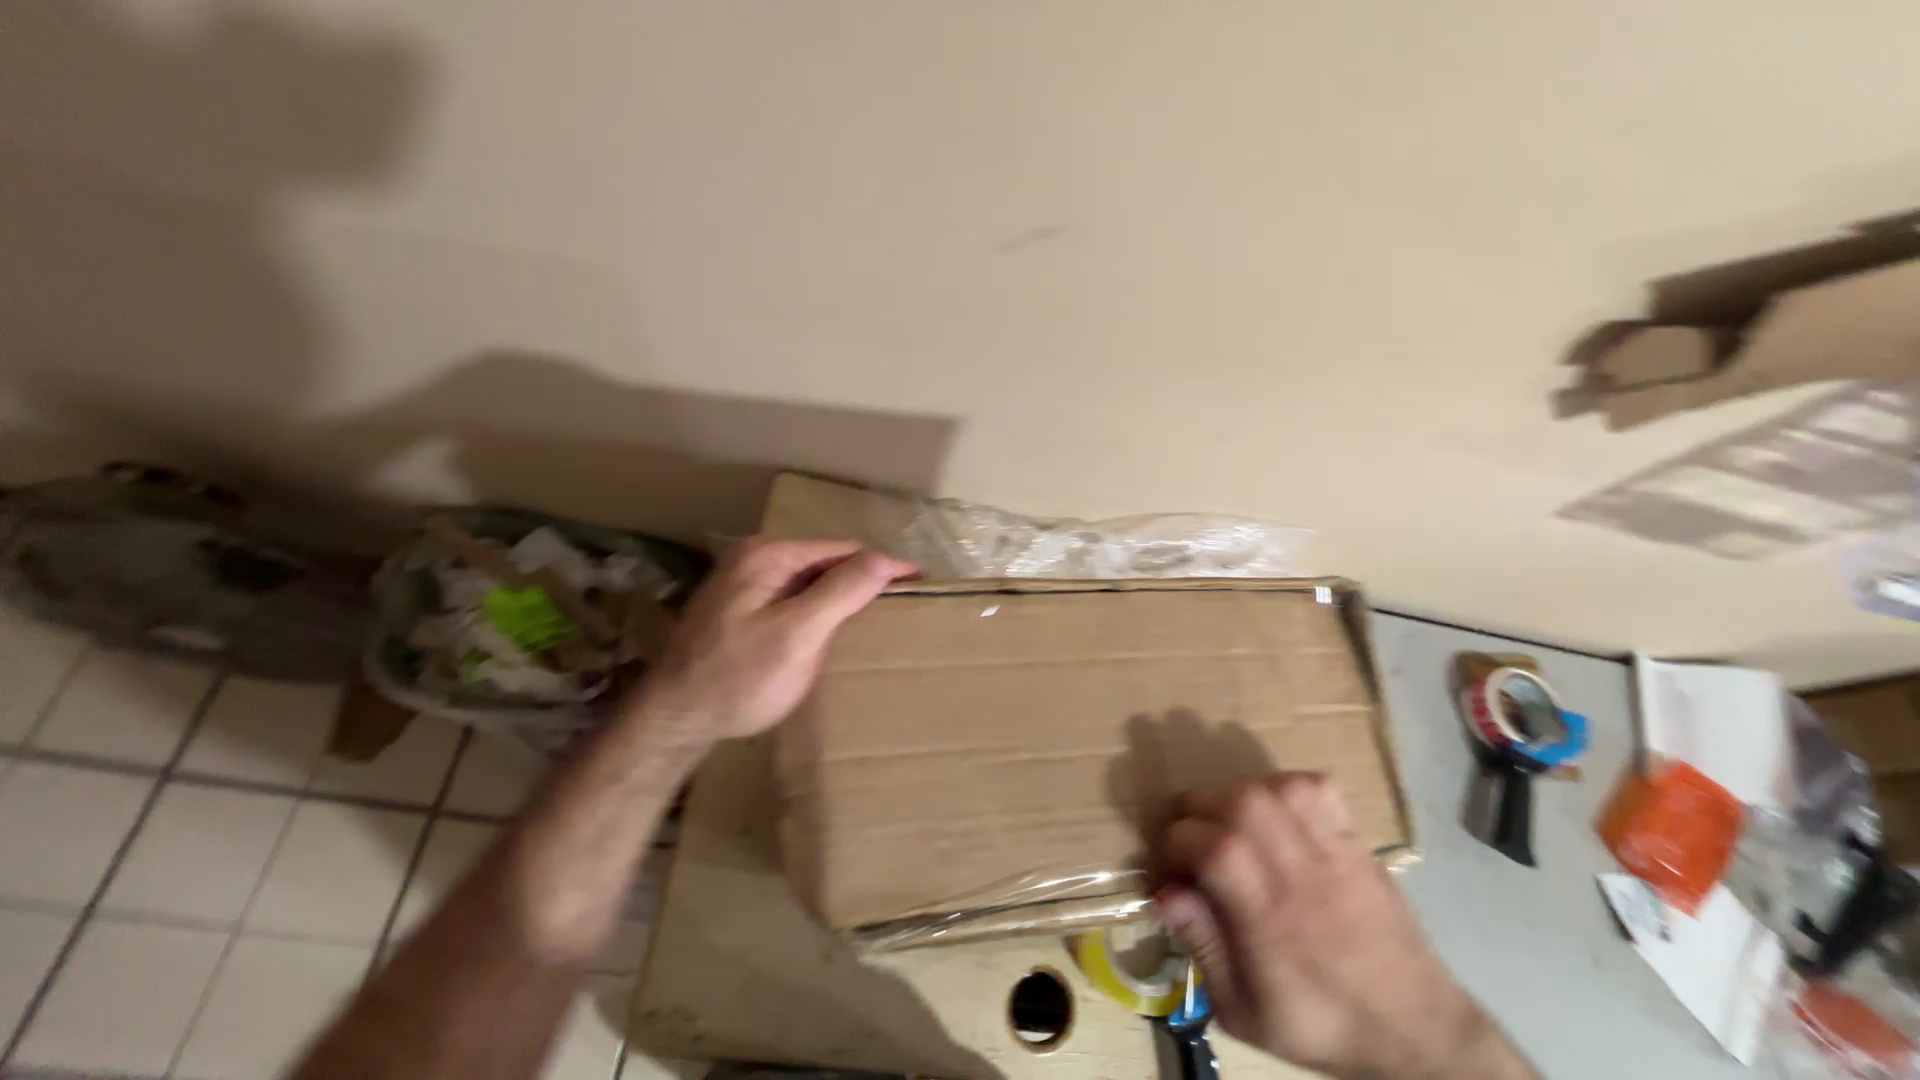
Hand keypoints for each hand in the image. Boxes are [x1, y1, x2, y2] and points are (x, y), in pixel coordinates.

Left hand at [631, 537, 916, 742]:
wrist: (675, 719)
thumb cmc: (737, 678)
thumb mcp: (796, 635)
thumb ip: (841, 591)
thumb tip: (885, 559)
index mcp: (769, 555)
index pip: (843, 551)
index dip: (884, 568)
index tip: (922, 585)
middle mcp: (755, 559)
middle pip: (826, 565)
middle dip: (863, 583)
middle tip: (905, 608)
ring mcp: (744, 585)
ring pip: (811, 585)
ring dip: (842, 600)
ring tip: (879, 622)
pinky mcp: (740, 611)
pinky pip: (793, 602)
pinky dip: (819, 614)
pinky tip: (834, 636)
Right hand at [1155, 774, 1533, 1079]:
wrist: (1416, 1032)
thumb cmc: (1320, 1025)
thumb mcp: (1244, 1012)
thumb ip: (1202, 948)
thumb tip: (1166, 892)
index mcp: (1270, 921)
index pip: (1214, 848)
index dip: (1176, 844)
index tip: (1171, 866)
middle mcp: (1302, 875)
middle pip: (1241, 803)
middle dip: (1198, 809)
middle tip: (1192, 837)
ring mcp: (1335, 854)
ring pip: (1277, 789)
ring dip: (1238, 795)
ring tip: (1229, 823)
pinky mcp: (1358, 844)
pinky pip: (1320, 789)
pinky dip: (1286, 788)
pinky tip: (1274, 814)